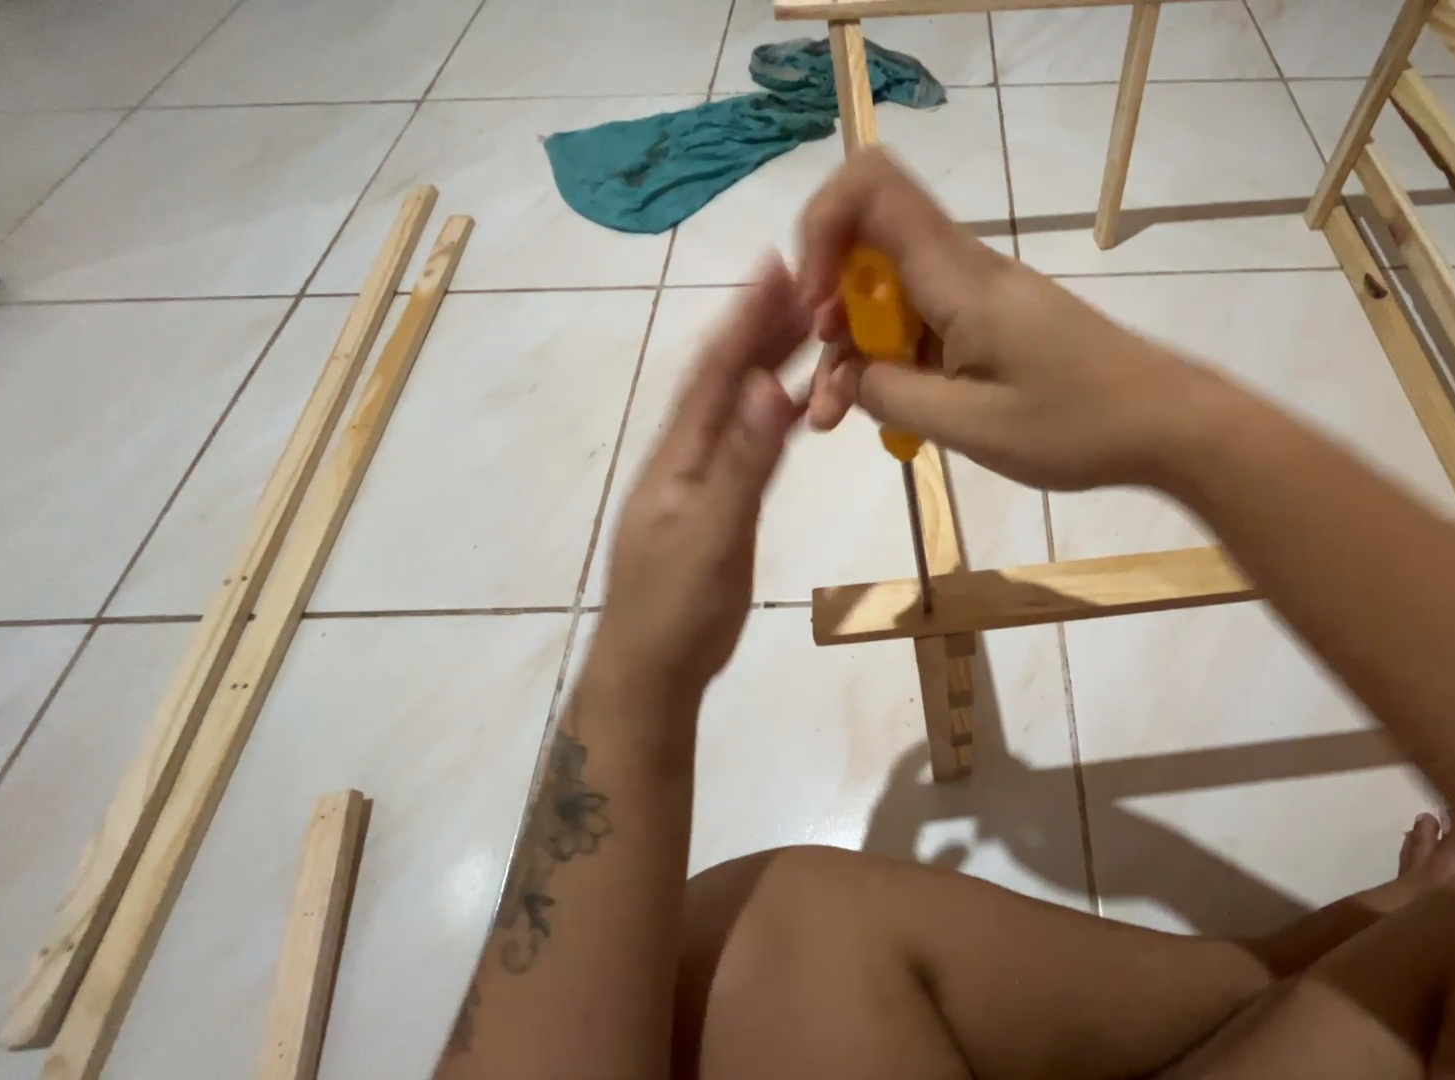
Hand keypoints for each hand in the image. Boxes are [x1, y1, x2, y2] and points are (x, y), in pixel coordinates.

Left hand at [594, 259, 808, 705]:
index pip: (714, 371)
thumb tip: (765, 384)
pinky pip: (742, 439)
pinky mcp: (711, 503)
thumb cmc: (678, 608)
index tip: (775, 265)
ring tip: (803, 324)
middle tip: (800, 279)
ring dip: (763, 360)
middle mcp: (683, 454)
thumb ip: (741, 462)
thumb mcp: (712, 534)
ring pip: (731, 406)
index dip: (744, 317)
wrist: (651, 670)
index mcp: (678, 453)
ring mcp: (695, 479)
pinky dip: (767, 409)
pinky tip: (785, 402)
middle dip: (758, 326)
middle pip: (722, 378)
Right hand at [795, 148, 1222, 491]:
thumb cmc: (1077, 426)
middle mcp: (969, 271)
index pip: (870, 190)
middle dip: (831, 316)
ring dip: (863, 349)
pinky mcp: (1001, 324)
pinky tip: (902, 413)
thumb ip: (893, 395)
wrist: (1169, 425)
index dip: (821, 229)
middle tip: (829, 394)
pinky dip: (901, 361)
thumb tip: (846, 374)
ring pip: (896, 296)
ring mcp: (987, 297)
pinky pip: (930, 324)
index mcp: (961, 278)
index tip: (814, 308)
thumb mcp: (972, 426)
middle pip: (871, 251)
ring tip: (848, 416)